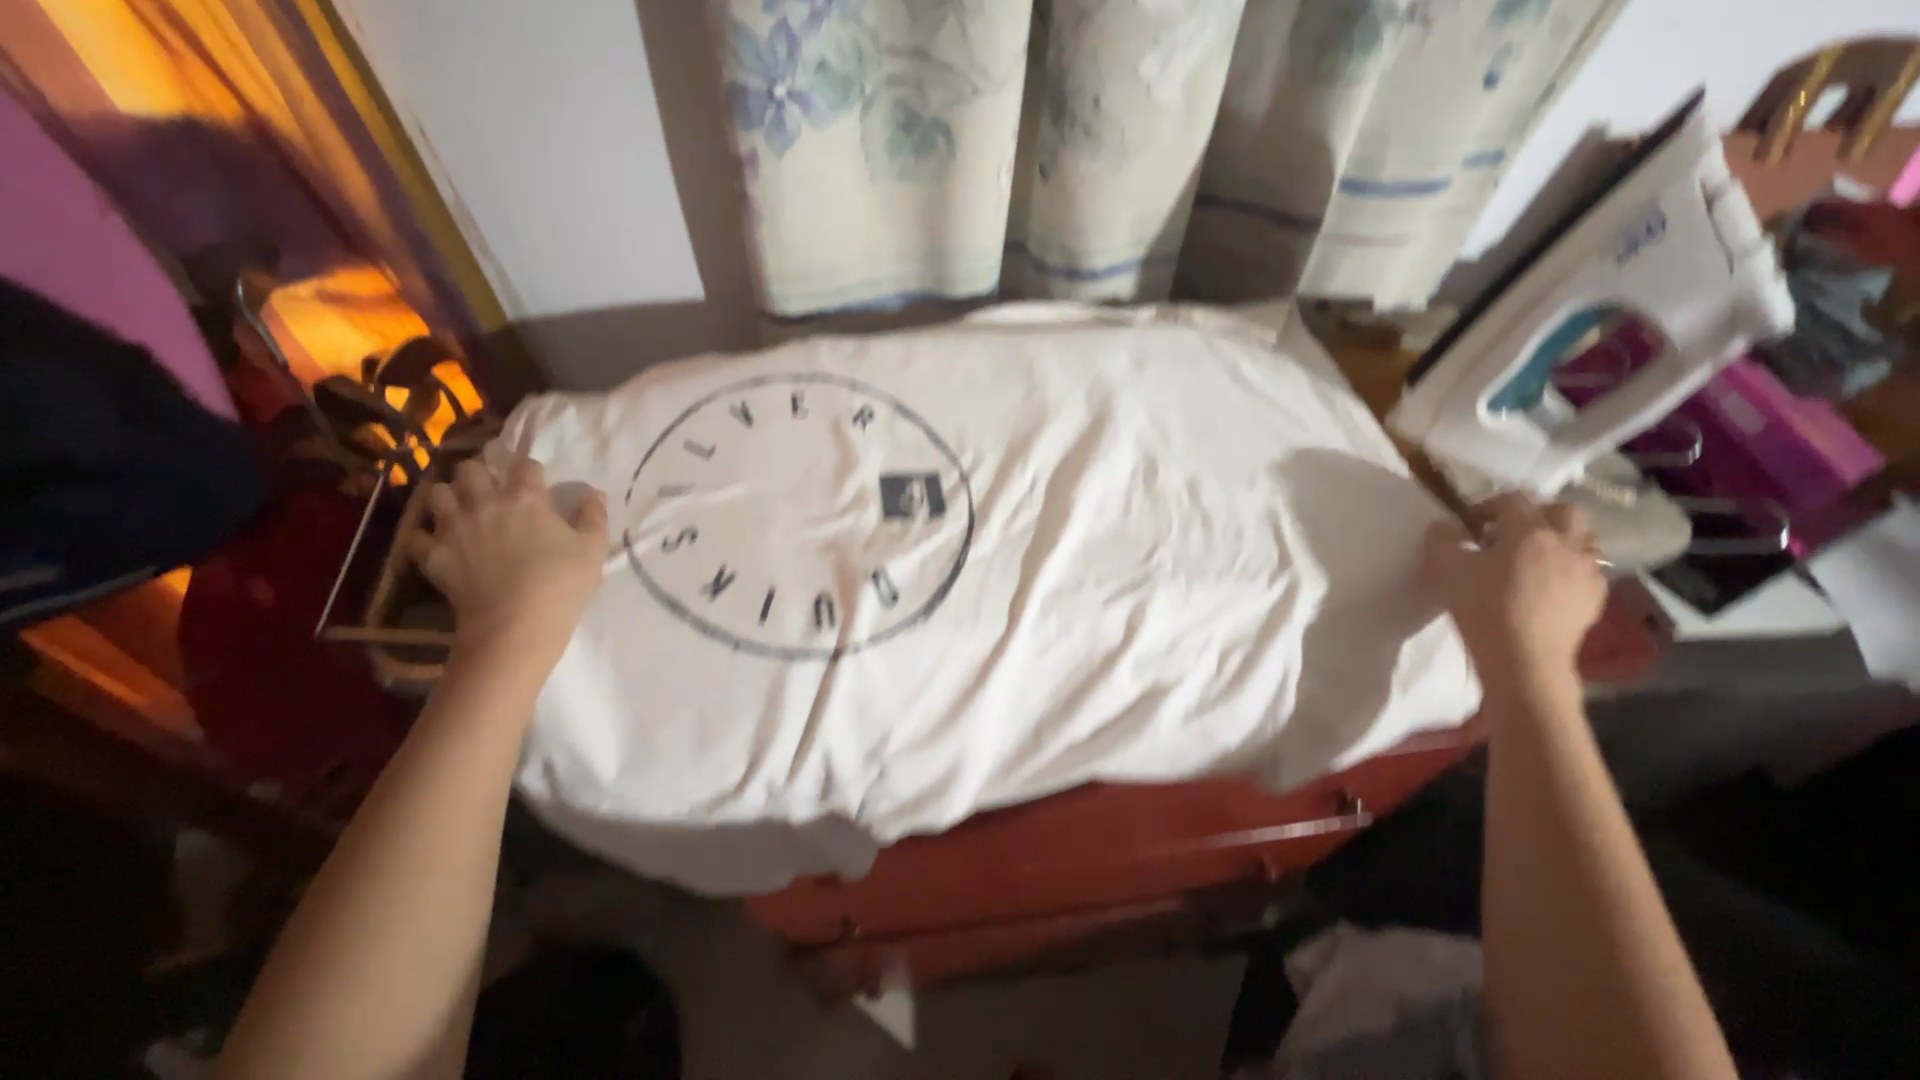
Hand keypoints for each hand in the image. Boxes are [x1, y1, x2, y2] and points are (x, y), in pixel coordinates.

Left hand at [411, 454, 607, 652]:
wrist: (516, 625)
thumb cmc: (561, 584)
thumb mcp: (593, 550)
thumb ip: (594, 517)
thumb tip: (594, 494)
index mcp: (525, 498)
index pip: (524, 465)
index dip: (529, 470)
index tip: (534, 482)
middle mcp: (484, 503)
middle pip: (470, 469)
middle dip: (480, 473)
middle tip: (489, 489)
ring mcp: (453, 527)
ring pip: (438, 493)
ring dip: (449, 498)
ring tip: (460, 511)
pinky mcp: (433, 554)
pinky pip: (416, 535)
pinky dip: (425, 537)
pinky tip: (438, 545)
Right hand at [1424, 494, 1606, 694]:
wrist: (1523, 658)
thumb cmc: (1482, 608)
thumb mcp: (1446, 569)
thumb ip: (1442, 539)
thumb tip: (1446, 525)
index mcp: (1529, 530)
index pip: (1512, 500)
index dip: (1488, 506)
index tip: (1470, 526)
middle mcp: (1565, 542)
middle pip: (1562, 510)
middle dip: (1537, 514)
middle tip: (1512, 535)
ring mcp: (1587, 569)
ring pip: (1582, 538)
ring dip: (1560, 540)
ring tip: (1535, 560)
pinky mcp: (1596, 596)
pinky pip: (1588, 570)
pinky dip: (1571, 569)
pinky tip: (1551, 586)